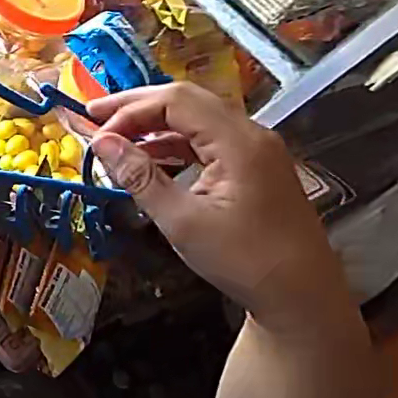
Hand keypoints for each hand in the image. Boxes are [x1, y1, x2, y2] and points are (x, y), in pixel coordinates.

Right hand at [87, 83, 347, 327]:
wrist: (302, 296)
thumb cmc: (242, 259)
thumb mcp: (181, 220)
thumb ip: (140, 177)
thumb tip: (102, 144)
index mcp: (238, 142)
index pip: (175, 102)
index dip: (131, 110)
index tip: (96, 132)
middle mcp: (250, 135)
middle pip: (186, 100)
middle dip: (137, 106)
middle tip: (95, 115)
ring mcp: (254, 149)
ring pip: (195, 119)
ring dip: (153, 124)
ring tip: (114, 137)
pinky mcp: (251, 166)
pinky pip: (205, 140)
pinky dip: (171, 142)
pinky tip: (146, 157)